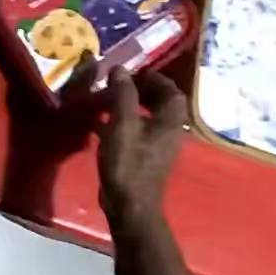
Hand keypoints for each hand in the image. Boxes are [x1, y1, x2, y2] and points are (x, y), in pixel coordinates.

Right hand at [97, 67, 188, 226]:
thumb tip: (121, 69)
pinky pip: (138, 131)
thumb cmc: (128, 161)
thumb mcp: (123, 123)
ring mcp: (158, 146)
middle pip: (162, 103)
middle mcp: (170, 131)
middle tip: (117, 84)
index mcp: (170, 121)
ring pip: (148, 117)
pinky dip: (124, 121)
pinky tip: (102, 122)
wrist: (129, 205)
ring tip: (107, 99)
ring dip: (131, 105)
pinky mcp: (145, 157)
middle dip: (142, 90)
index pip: (172, 91)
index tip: (133, 72)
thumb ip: (123, 94)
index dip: (155, 78)